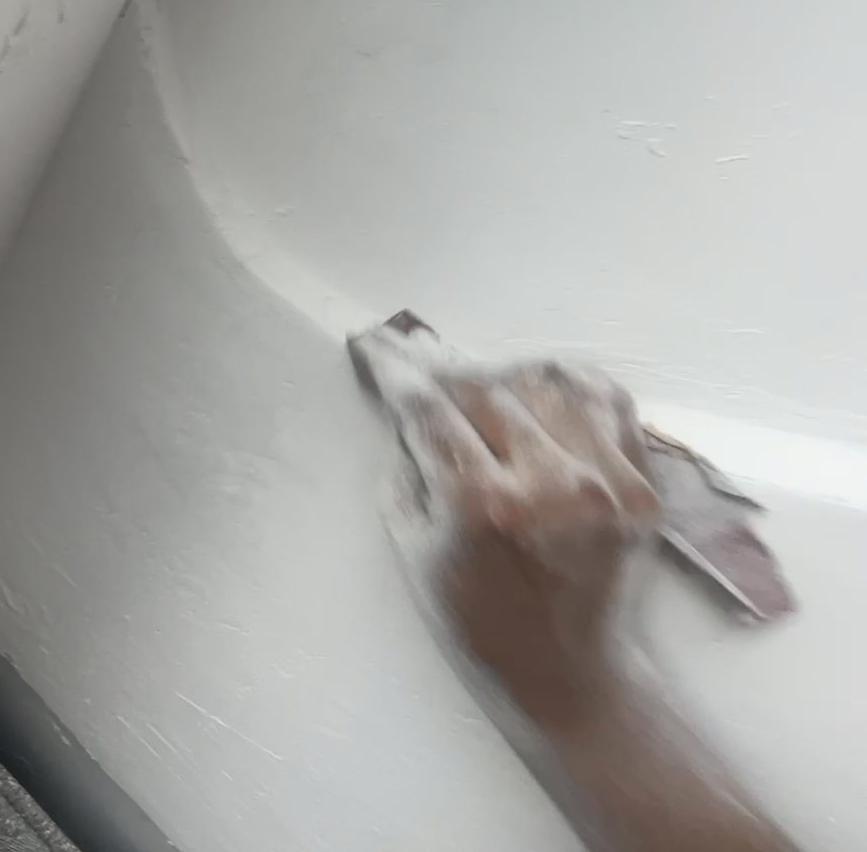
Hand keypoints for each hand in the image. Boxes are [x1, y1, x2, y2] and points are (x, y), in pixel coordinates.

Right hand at [349, 316, 661, 729]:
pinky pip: (607, 403)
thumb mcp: (407, 541)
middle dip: (430, 356)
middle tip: (401, 340)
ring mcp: (605, 482)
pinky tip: (530, 371)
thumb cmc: (467, 612)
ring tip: (457, 360)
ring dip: (488, 364)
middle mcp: (547, 482)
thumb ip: (405, 467)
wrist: (568, 670)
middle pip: (480, 385)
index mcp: (478, 502)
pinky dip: (565, 377)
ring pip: (540, 381)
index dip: (391, 365)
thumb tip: (405, 409)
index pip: (427, 406)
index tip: (370, 340)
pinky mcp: (642, 487)